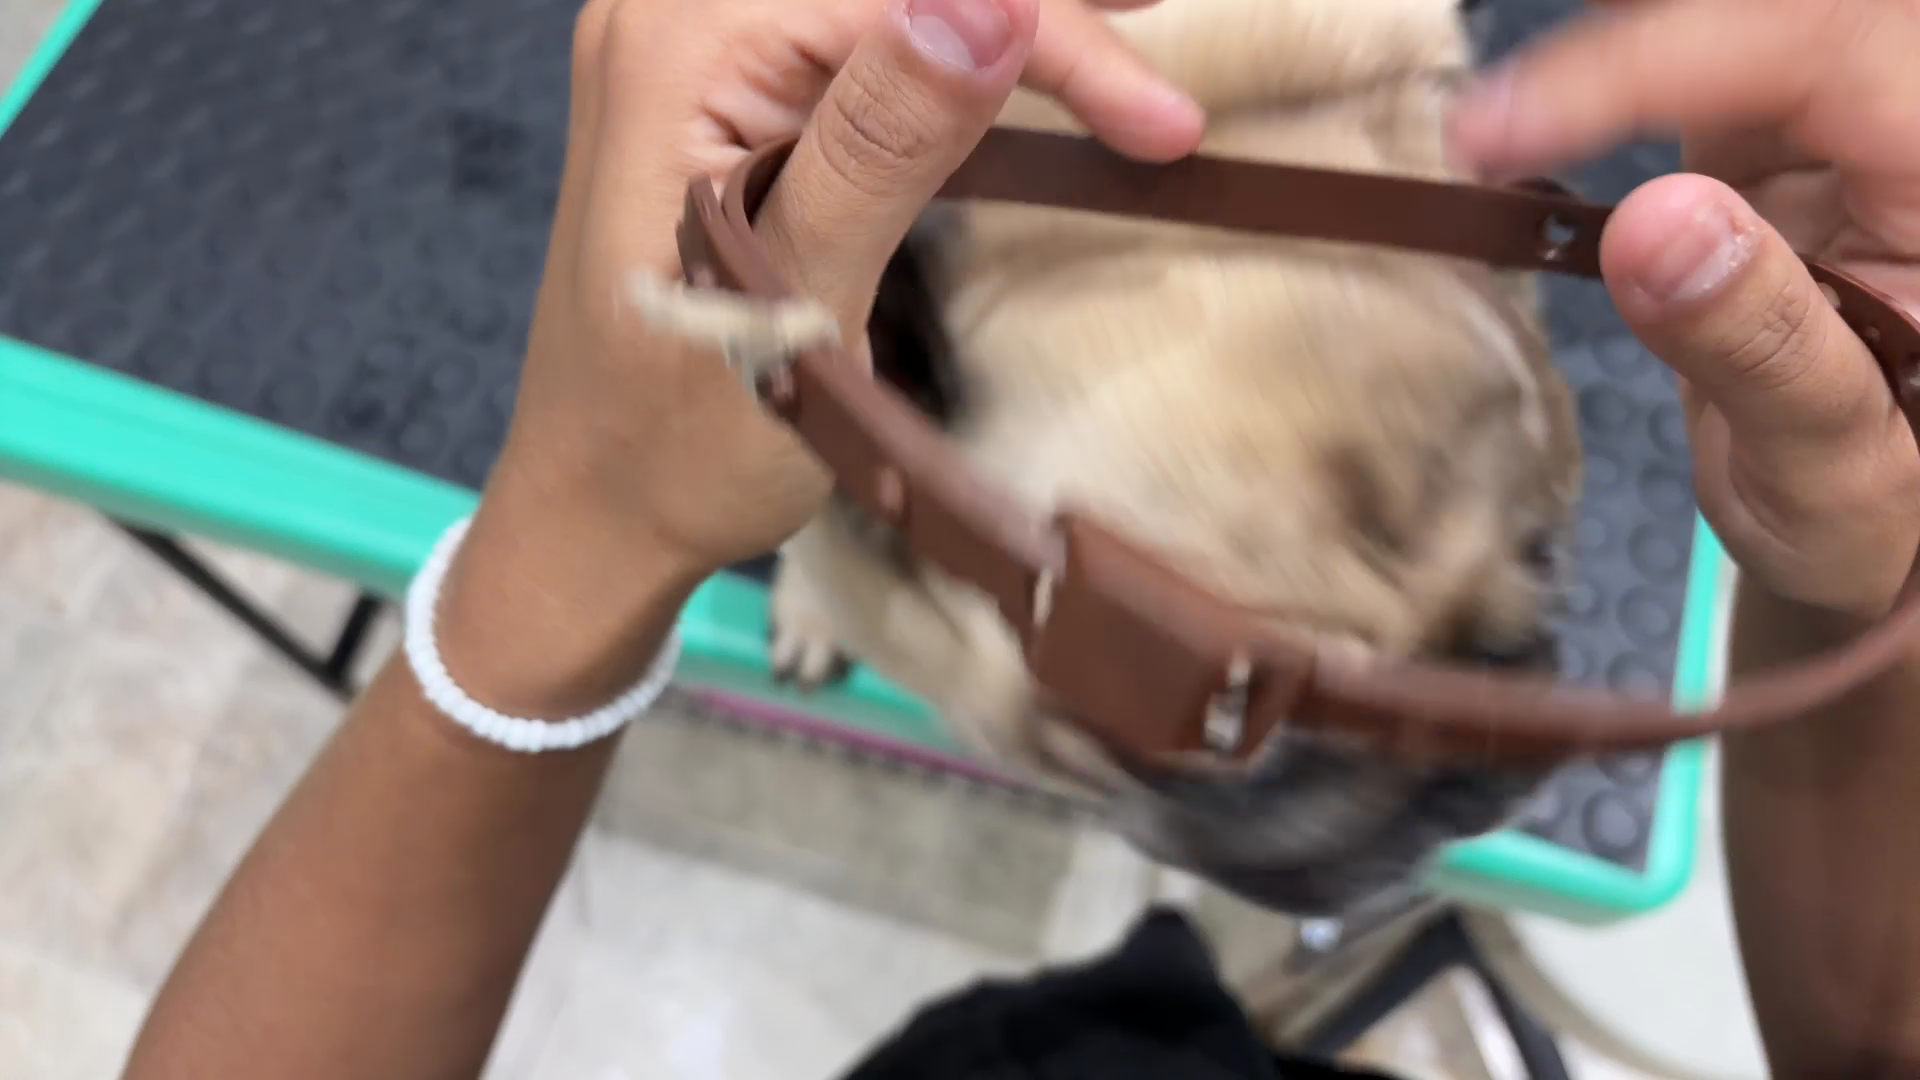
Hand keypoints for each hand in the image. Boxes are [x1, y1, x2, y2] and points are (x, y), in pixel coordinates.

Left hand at [484, 0, 1202, 580]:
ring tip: (1117, 34)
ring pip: (874, 10)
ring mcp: (698, 71)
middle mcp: (676, 25)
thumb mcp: (787, 310)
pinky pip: (850, 57)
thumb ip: (874, 151)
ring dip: (1002, 23)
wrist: (604, 504)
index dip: (1049, 35)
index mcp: (680, 48)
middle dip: (1037, 9)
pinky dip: (946, 65)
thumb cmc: (681, 443)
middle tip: (1157, 32)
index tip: (1161, 122)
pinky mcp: (728, 122)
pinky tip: (1009, 69)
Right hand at [1448, 0, 1919, 616]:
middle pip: (1784, 24)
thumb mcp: (1825, 458)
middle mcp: (1913, 141)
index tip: (1496, 132)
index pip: (1827, 57)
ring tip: (1491, 126)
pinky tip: (1543, 120)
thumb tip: (1648, 222)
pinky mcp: (1778, 159)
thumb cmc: (1881, 506)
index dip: (1647, 71)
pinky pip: (1703, 84)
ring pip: (1740, 40)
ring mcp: (1847, 141)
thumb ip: (1759, 343)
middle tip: (1478, 120)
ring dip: (1610, 67)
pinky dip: (1613, 90)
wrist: (1890, 511)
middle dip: (1625, 49)